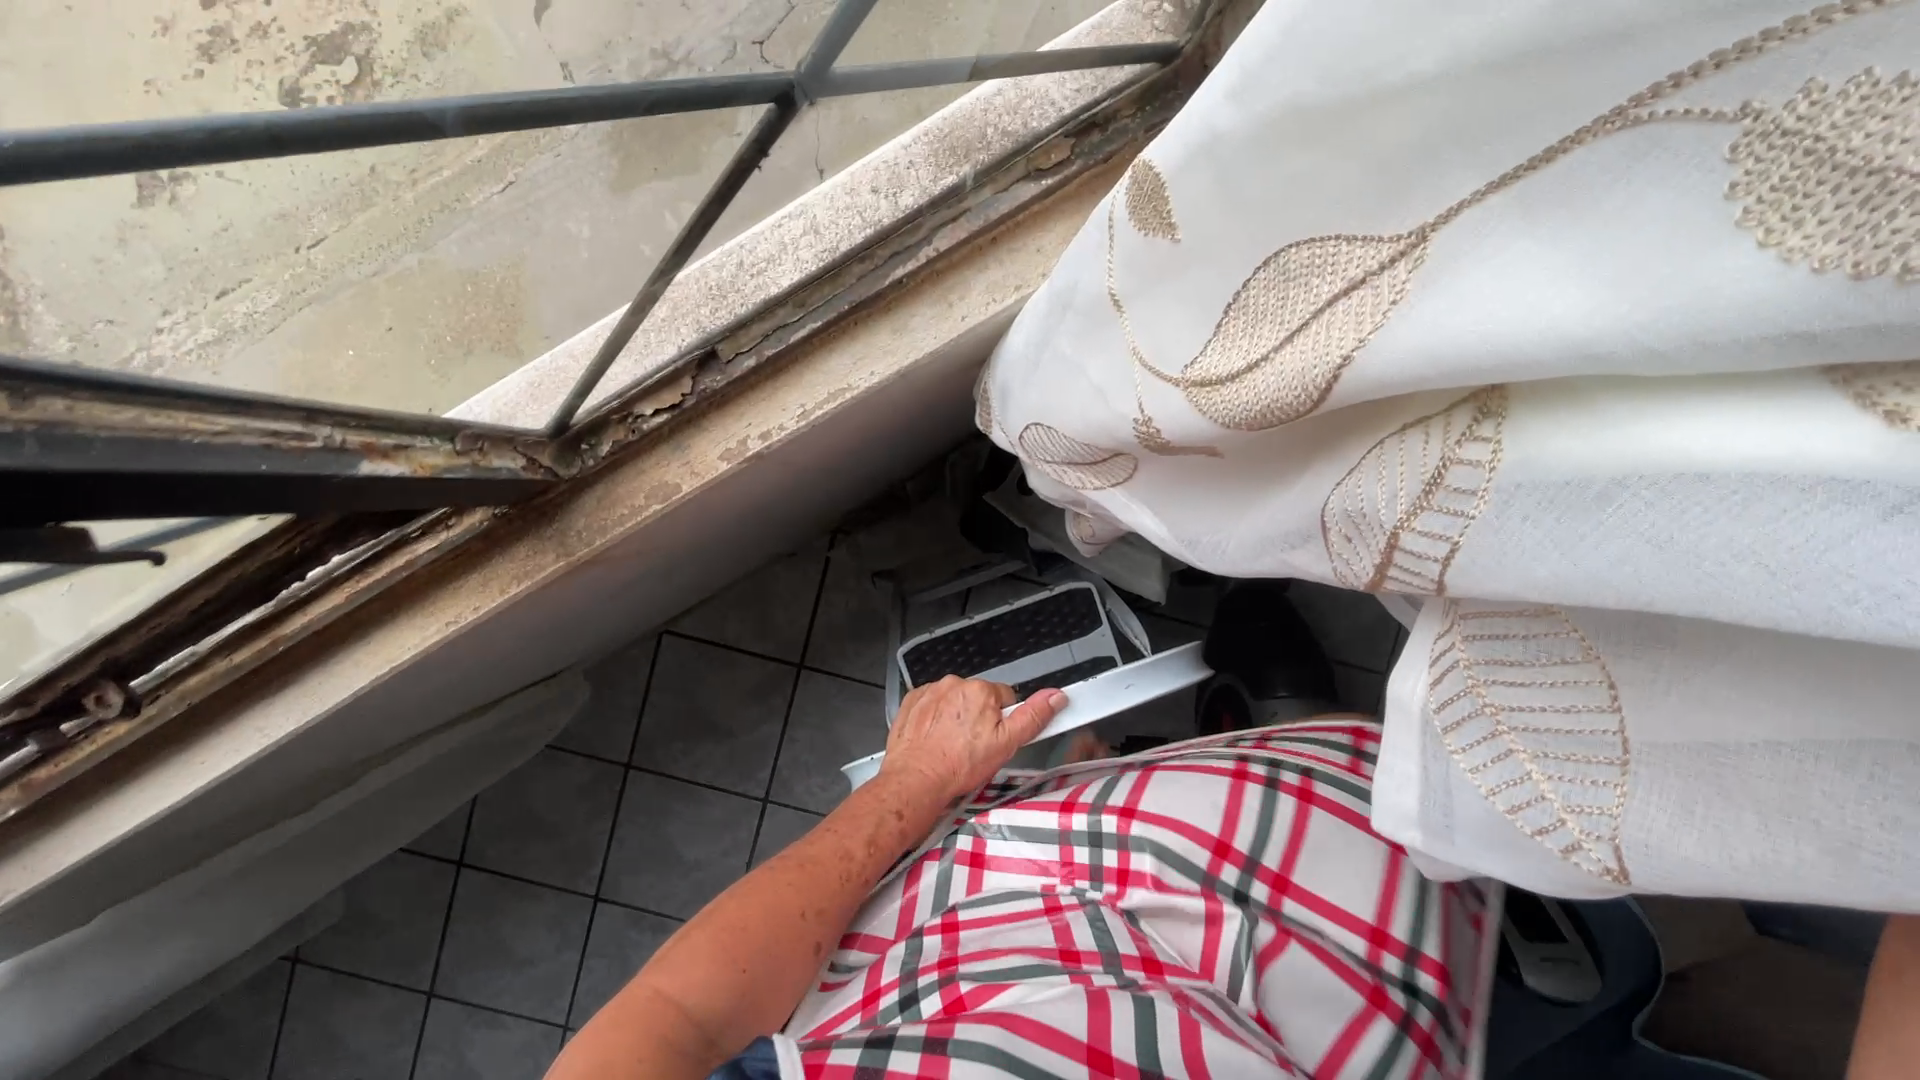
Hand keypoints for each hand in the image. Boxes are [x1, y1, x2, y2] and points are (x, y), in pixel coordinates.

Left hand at [880, 677, 1067, 802]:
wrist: (916, 779)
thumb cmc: (958, 765)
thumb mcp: (1007, 744)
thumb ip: (1033, 716)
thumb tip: (1055, 697)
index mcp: (981, 691)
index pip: (1005, 697)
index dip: (1002, 721)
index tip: (994, 738)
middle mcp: (954, 684)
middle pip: (978, 698)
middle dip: (979, 718)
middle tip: (973, 746)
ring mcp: (930, 692)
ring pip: (954, 701)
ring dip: (955, 717)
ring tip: (952, 745)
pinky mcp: (912, 702)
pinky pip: (931, 704)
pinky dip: (934, 718)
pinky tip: (935, 739)